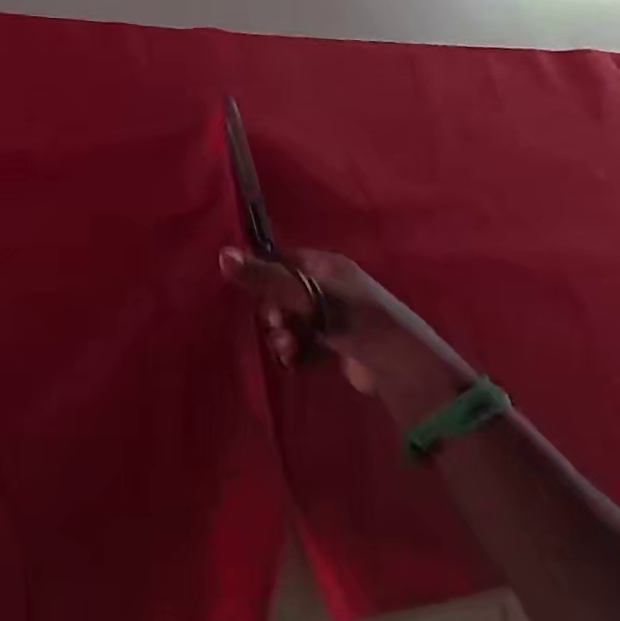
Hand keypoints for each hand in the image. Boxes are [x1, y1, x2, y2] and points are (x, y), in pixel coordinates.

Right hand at [220, 247, 476, 425]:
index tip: (255, 294)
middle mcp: (327, 287)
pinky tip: (297, 362)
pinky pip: (302, 344)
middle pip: (281, 296)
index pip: (281, 260)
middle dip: (274, 315)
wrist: (398, 365)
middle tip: (279, 327)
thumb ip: (264, 277)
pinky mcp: (335, 345)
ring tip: (289, 350)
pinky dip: (296, 353)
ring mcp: (332, 317)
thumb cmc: (354, 317)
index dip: (263, 276)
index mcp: (325, 265)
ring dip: (283, 338)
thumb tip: (221, 255)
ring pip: (290, 323)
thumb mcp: (306, 294)